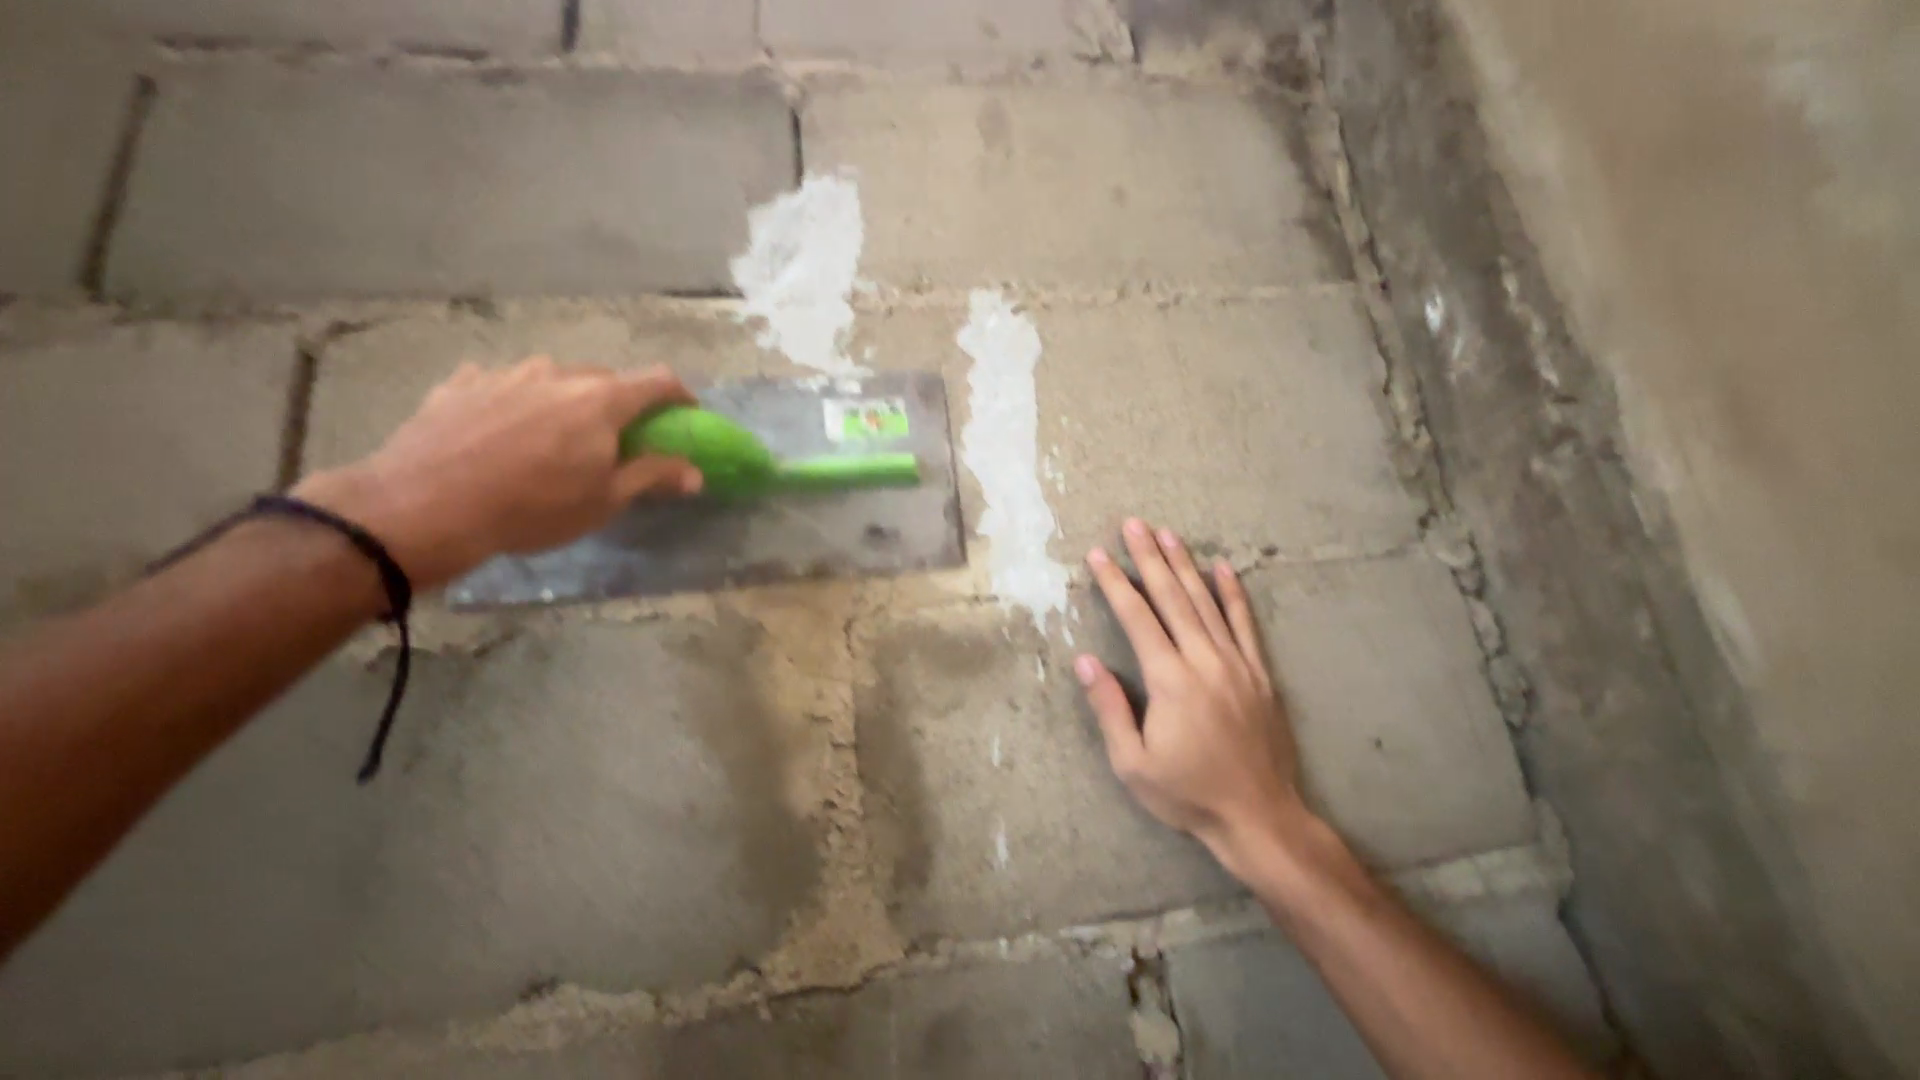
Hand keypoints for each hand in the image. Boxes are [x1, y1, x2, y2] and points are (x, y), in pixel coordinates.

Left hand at [295, 357, 700, 587]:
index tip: (686, 412)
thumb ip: (652, 476)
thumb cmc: (532, 507)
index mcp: (601, 400)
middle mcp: (558, 373)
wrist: (426, 505)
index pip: (658, 381)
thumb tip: (695, 472)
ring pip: (552, 379)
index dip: (679, 395)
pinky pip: (502, 384)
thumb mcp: (604, 501)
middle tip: (614, 438)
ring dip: (565, 400)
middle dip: (619, 404)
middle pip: (605, 379)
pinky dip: (516, 401)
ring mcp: (506, 373)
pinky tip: (501, 429)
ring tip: (552, 436)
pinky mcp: (461, 382)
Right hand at [1077, 518, 1313, 877]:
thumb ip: (1109, 709)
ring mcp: (1237, 664)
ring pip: (1207, 603)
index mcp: (1169, 680)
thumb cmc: (1187, 794)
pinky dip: (1235, 594)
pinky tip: (1225, 569)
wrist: (1258, 816)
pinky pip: (1245, 625)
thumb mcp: (1133, 763)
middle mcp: (1204, 661)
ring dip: (1187, 565)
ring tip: (1170, 534)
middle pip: (1172, 598)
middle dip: (1150, 558)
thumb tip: (1084, 662)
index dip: (1116, 583)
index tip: (1099, 554)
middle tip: (1134, 524)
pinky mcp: (1259, 675)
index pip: (1137, 618)